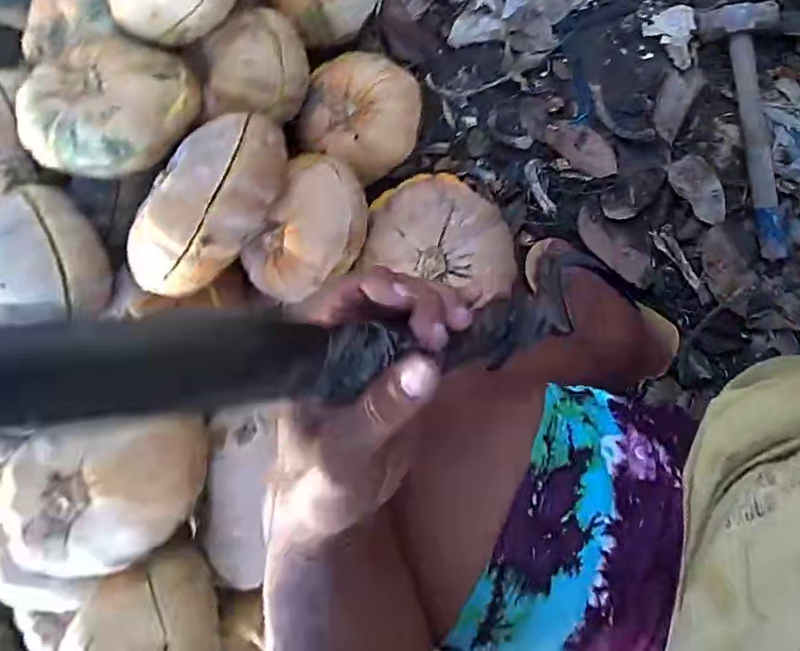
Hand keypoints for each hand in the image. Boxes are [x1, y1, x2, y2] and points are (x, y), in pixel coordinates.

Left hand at [270, 268, 473, 551]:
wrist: (338, 511)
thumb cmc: (323, 483)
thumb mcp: (347, 452)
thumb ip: (382, 410)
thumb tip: (426, 364)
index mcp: (320, 348)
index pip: (344, 295)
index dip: (379, 286)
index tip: (410, 299)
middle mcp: (352, 335)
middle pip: (389, 292)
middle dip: (422, 298)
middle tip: (447, 326)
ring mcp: (384, 344)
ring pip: (416, 303)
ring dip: (444, 304)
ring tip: (465, 321)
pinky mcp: (411, 359)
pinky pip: (436, 326)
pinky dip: (458, 315)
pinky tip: (479, 308)